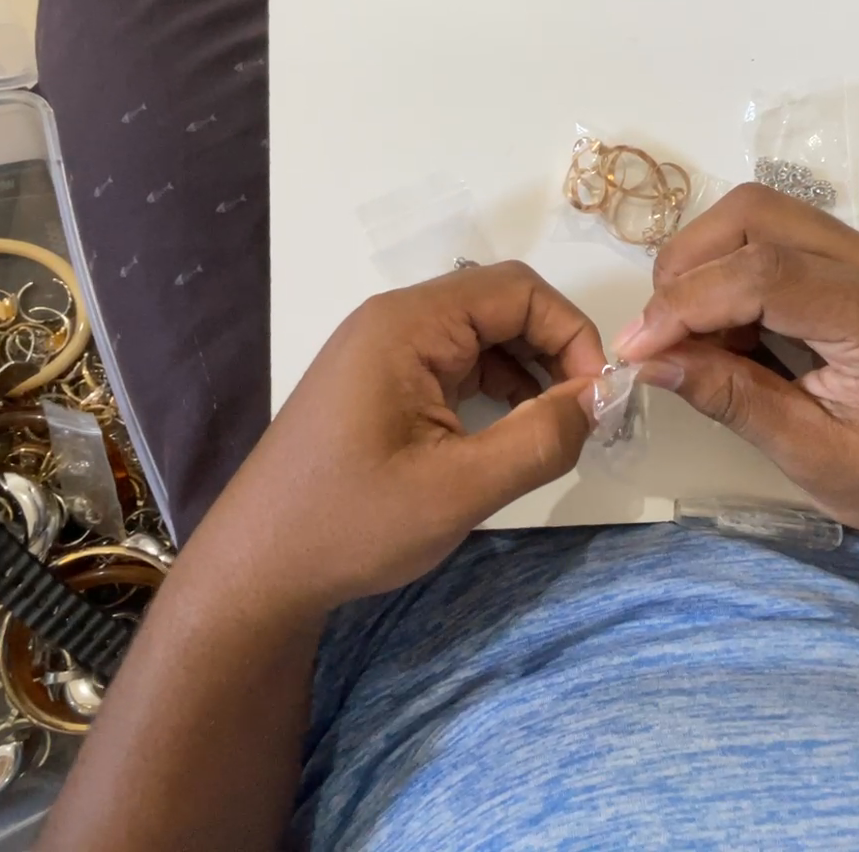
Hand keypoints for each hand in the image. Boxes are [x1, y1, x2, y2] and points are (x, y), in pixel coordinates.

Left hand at [190, 261, 605, 612]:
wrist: (258, 569)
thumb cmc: (350, 525)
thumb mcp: (459, 489)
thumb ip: (540, 439)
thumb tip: (600, 399)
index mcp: (408, 324)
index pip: (517, 290)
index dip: (571, 332)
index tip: (595, 396)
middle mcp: (396, 321)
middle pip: (500, 306)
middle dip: (554, 351)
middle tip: (581, 414)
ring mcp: (386, 350)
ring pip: (482, 336)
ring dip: (528, 371)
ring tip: (552, 427)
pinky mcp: (383, 381)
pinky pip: (457, 363)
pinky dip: (496, 388)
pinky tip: (509, 431)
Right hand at [614, 184, 858, 533]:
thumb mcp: (811, 456)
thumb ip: (730, 398)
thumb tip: (647, 362)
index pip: (768, 273)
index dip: (687, 302)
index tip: (637, 348)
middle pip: (759, 213)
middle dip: (690, 264)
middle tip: (662, 334)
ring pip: (762, 215)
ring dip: (705, 264)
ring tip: (693, 336)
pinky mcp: (855, 267)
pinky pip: (775, 240)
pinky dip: (729, 275)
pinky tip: (727, 332)